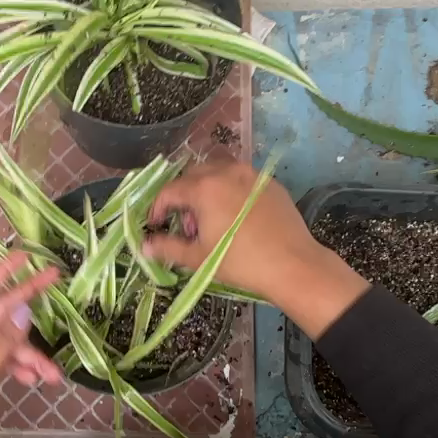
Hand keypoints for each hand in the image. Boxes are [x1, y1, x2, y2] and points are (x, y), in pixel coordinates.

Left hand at [0, 252, 61, 437]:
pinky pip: (0, 361)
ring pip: (5, 343)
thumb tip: (25, 310)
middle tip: (56, 281)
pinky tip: (34, 381)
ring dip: (29, 356)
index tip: (26, 255)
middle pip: (0, 315)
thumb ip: (4, 341)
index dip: (4, 271)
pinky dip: (16, 369)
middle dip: (29, 313)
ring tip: (53, 375)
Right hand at [141, 161, 368, 338]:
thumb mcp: (198, 258)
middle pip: (193, 176)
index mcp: (204, 188)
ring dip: (206, 191)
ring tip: (212, 221)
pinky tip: (236, 218)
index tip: (156, 226)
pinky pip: (241, 180)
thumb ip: (167, 247)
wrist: (292, 264)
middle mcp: (227, 172)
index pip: (169, 191)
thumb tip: (145, 246)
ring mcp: (252, 175)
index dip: (157, 208)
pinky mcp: (271, 183)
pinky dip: (229, 192)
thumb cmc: (241, 262)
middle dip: (183, 198)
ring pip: (218, 173)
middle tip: (187, 227)